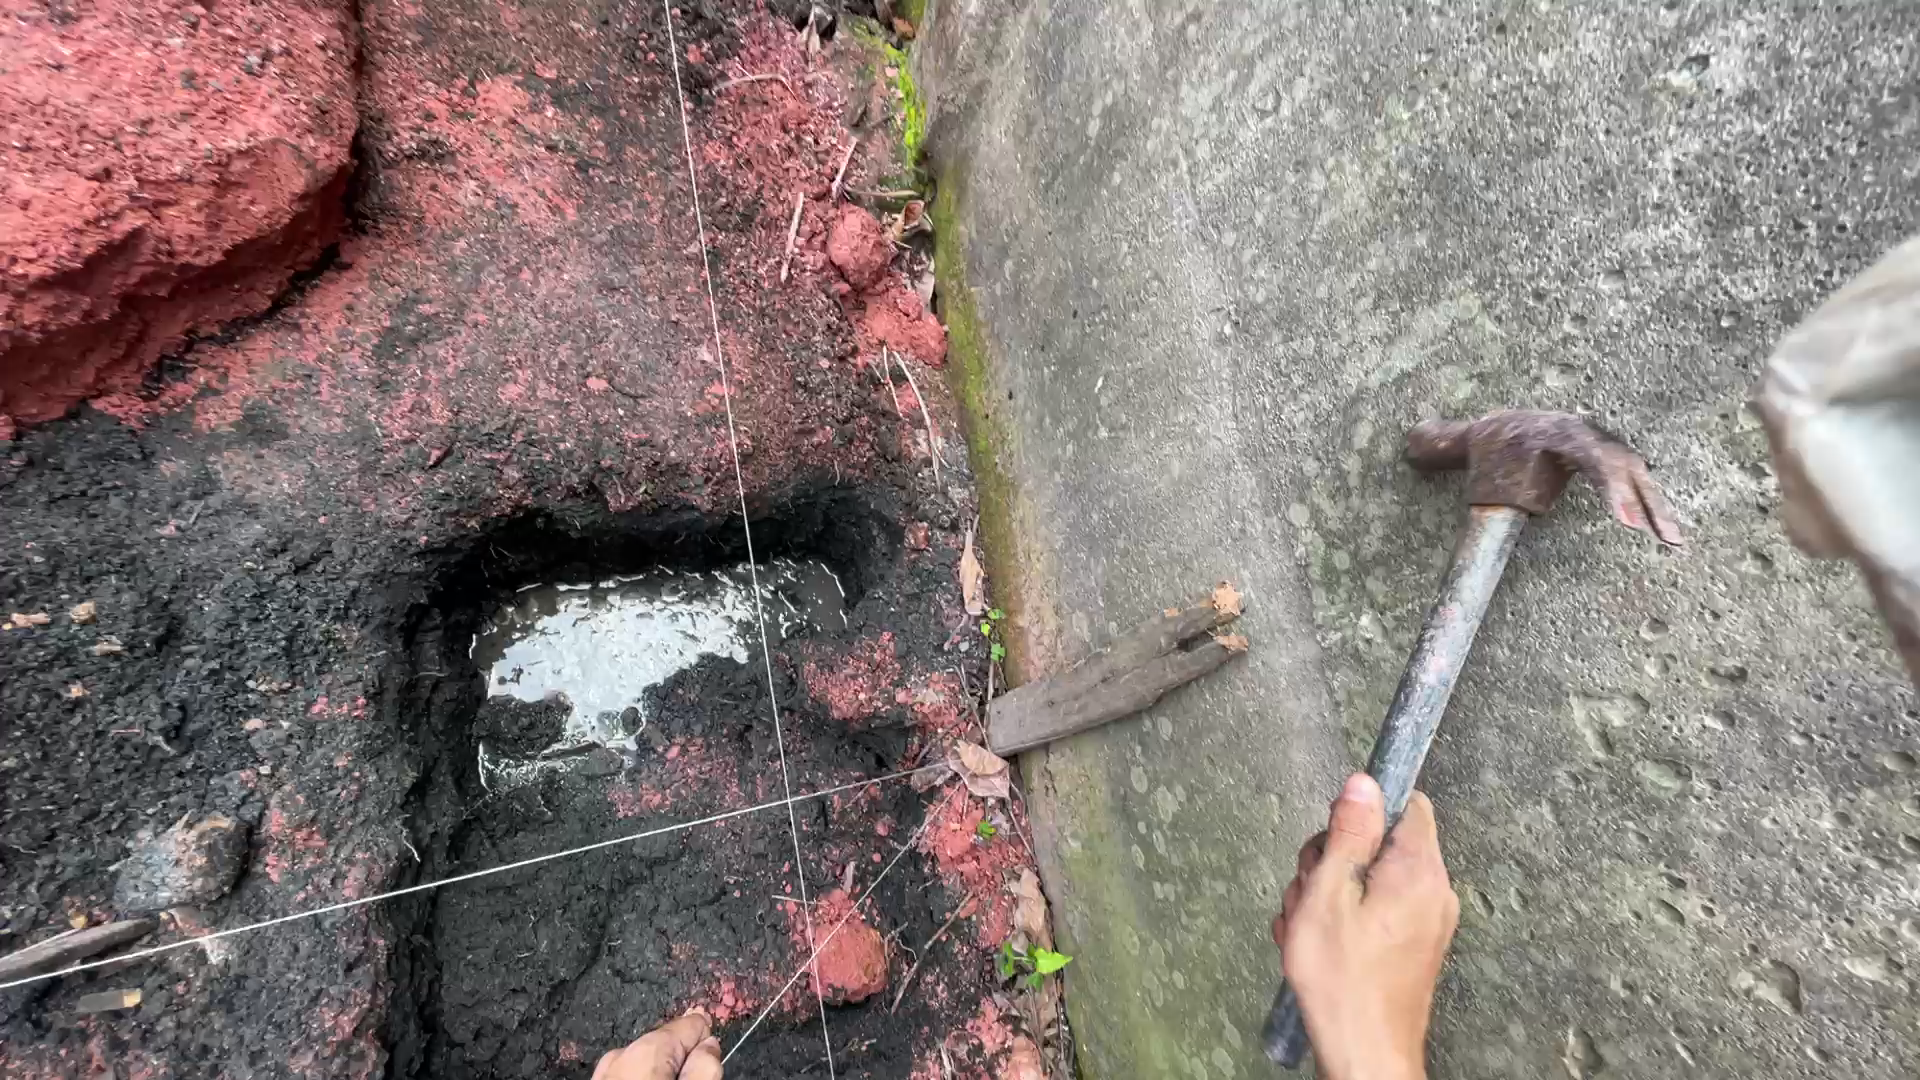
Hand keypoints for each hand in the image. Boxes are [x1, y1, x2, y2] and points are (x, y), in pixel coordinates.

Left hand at [592, 1010, 723, 1079]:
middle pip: (671, 1044)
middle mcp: (623, 1050)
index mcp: (648, 1045)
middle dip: (680, 1061)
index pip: (696, 1023)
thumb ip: (706, 1066)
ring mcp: (604, 1070)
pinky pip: (628, 1073)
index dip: (704, 1048)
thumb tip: (710, 1044)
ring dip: (659, 1072)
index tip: (700, 1070)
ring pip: (648, 1061)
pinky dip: (639, 1077)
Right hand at [1271, 774, 1457, 1079]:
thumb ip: (1348, 834)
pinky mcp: (1408, 940)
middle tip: (1311, 891)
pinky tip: (1317, 938)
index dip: (1364, 809)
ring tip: (1309, 922)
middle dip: (1330, 856)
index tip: (1333, 836)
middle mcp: (1432, 891)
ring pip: (1362, 873)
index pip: (1407, 804)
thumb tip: (1365, 781)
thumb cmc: (1340, 973)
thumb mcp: (1329, 891)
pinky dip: (1337, 913)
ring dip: (1324, 889)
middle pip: (1376, 839)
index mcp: (1418, 872)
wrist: (1362, 1053)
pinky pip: (1367, 905)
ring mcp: (1422, 918)